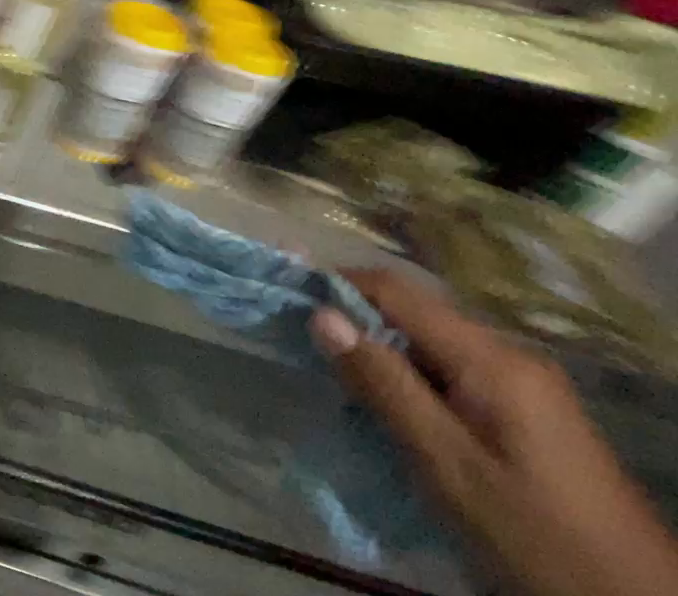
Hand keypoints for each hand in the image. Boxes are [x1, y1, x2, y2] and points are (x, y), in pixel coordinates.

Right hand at [310, 268, 677, 595]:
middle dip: (351, 322)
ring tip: (329, 378)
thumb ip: (383, 384)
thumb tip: (321, 315)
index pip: (397, 292)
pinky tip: (381, 408)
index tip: (281, 293)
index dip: (335, 283)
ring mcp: (522, 387)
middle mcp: (510, 358)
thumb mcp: (444, 461)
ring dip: (376, 355)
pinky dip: (404, 380)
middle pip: (413, 315)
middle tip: (296, 343)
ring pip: (427, 346)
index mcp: (493, 361)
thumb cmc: (532, 531)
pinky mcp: (523, 414)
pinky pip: (447, 374)